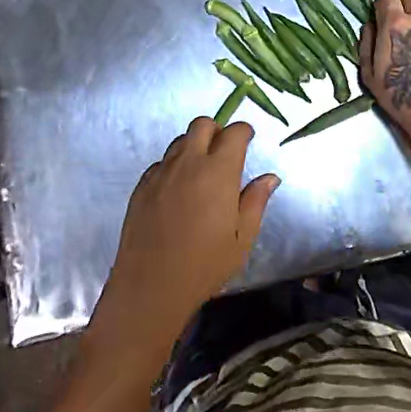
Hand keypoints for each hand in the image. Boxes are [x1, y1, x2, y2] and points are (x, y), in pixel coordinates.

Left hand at [101, 118, 279, 330]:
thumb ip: (256, 201)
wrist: (151, 287)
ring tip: (203, 172)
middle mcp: (188, 164)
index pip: (234, 133)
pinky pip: (160, 163)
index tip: (249, 140)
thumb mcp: (243, 237)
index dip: (244, 132)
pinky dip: (174, 166)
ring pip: (179, 141)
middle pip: (201, 125)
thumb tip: (269, 178)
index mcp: (218, 172)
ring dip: (194, 146)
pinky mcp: (141, 188)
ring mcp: (160, 174)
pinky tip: (179, 190)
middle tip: (225, 153)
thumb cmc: (205, 264)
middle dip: (217, 130)